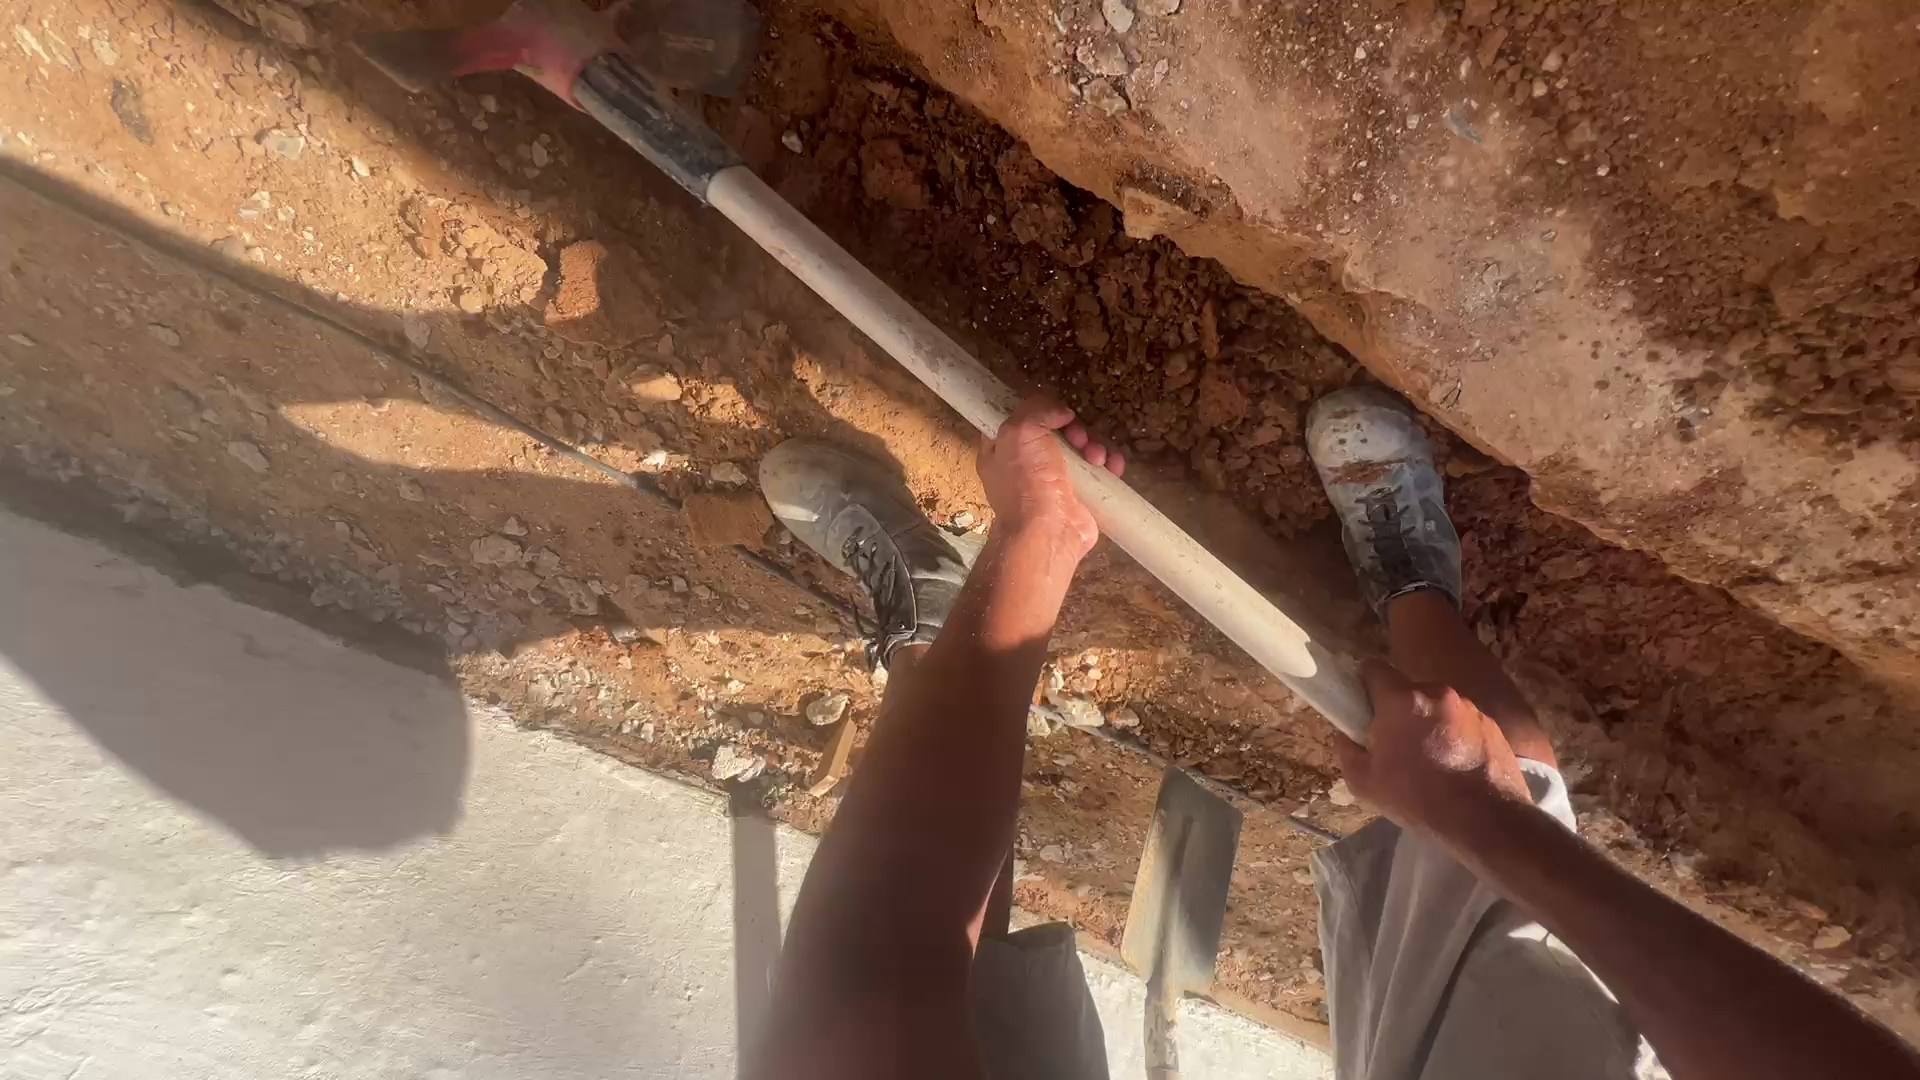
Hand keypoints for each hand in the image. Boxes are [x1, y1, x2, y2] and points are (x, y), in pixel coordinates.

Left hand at [977, 397, 1125, 559]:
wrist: (1048, 532)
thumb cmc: (1026, 482)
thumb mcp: (1019, 432)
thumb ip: (1036, 409)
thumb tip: (1062, 412)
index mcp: (1001, 450)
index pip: (1018, 419)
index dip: (1039, 411)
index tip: (1055, 412)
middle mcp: (1025, 465)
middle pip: (1055, 432)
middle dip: (1075, 430)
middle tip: (1080, 438)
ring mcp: (1052, 481)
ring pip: (1080, 449)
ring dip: (1095, 446)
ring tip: (1098, 458)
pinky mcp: (1078, 495)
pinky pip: (1097, 471)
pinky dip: (1108, 465)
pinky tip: (1114, 467)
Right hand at [1335, 661, 1532, 838]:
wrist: (1487, 822)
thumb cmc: (1417, 798)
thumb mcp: (1364, 782)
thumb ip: (1347, 750)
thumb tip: (1348, 736)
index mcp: (1401, 699)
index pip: (1373, 668)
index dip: (1364, 686)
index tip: (1364, 708)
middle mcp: (1436, 693)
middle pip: (1407, 689)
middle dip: (1399, 708)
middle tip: (1396, 740)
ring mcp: (1469, 707)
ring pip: (1437, 705)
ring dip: (1429, 721)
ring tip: (1431, 756)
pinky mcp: (1492, 725)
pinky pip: (1462, 721)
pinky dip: (1455, 735)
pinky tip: (1456, 764)